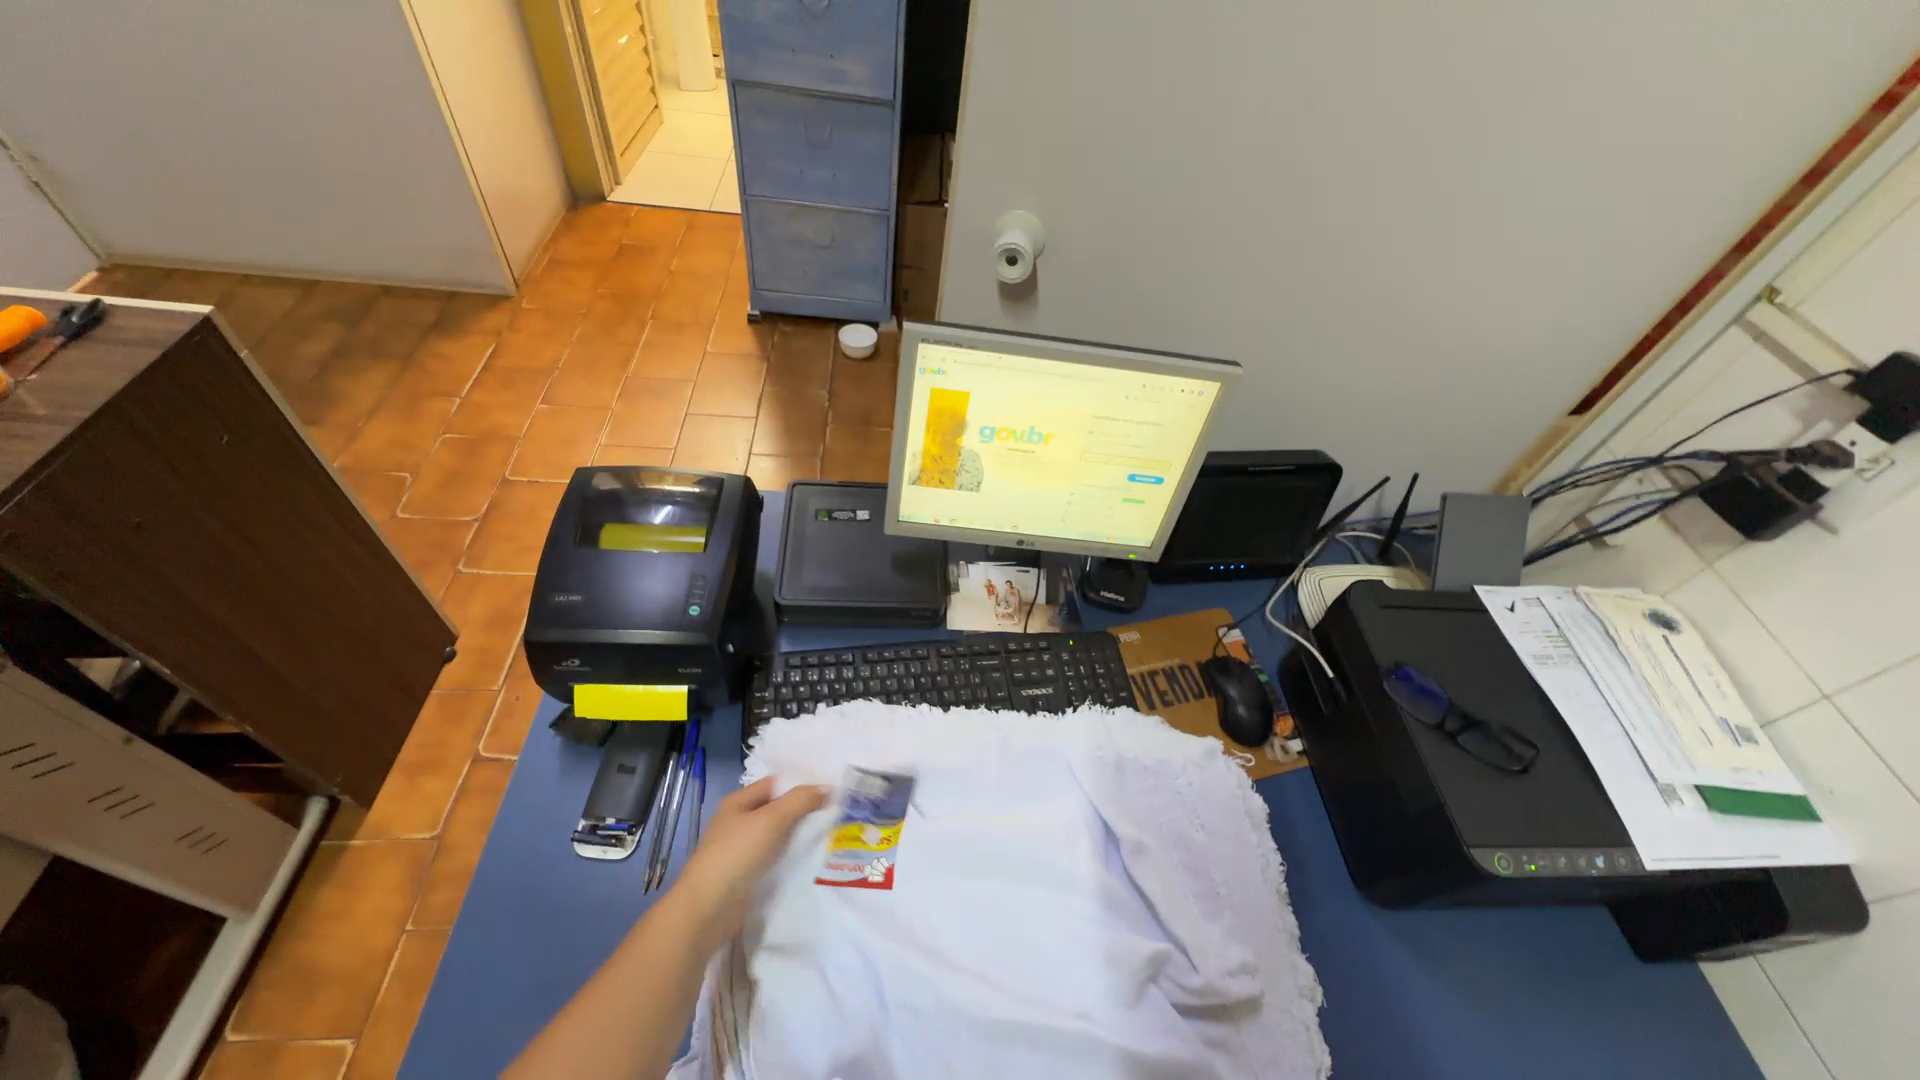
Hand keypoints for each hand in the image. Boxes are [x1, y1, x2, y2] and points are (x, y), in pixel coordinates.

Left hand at [668, 776, 829, 945]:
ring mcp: (741, 849)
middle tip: (836, 813)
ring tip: (830, 835)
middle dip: (803, 811)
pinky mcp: (746, 874)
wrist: (710, 907)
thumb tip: (828, 787)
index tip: (830, 791)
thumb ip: (800, 800)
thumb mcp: (772, 819)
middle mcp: (738, 822)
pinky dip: (790, 856)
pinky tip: (811, 859)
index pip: (775, 784)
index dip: (801, 784)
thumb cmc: (738, 854)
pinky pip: (774, 857)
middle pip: (777, 809)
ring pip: (777, 835)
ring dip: (799, 835)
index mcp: (738, 802)